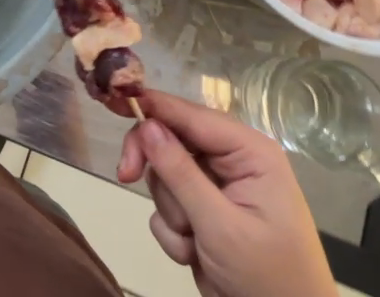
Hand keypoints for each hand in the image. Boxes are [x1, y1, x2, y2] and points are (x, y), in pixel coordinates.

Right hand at [116, 91, 333, 296]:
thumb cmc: (266, 276)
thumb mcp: (221, 226)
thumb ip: (180, 173)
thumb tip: (146, 124)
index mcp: (249, 152)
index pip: (190, 114)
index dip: (151, 106)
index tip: (112, 102)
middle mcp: (233, 161)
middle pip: (171, 139)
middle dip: (155, 169)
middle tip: (124, 177)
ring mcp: (217, 188)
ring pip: (165, 175)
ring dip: (170, 211)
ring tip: (193, 242)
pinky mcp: (204, 214)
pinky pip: (168, 205)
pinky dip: (173, 231)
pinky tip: (194, 254)